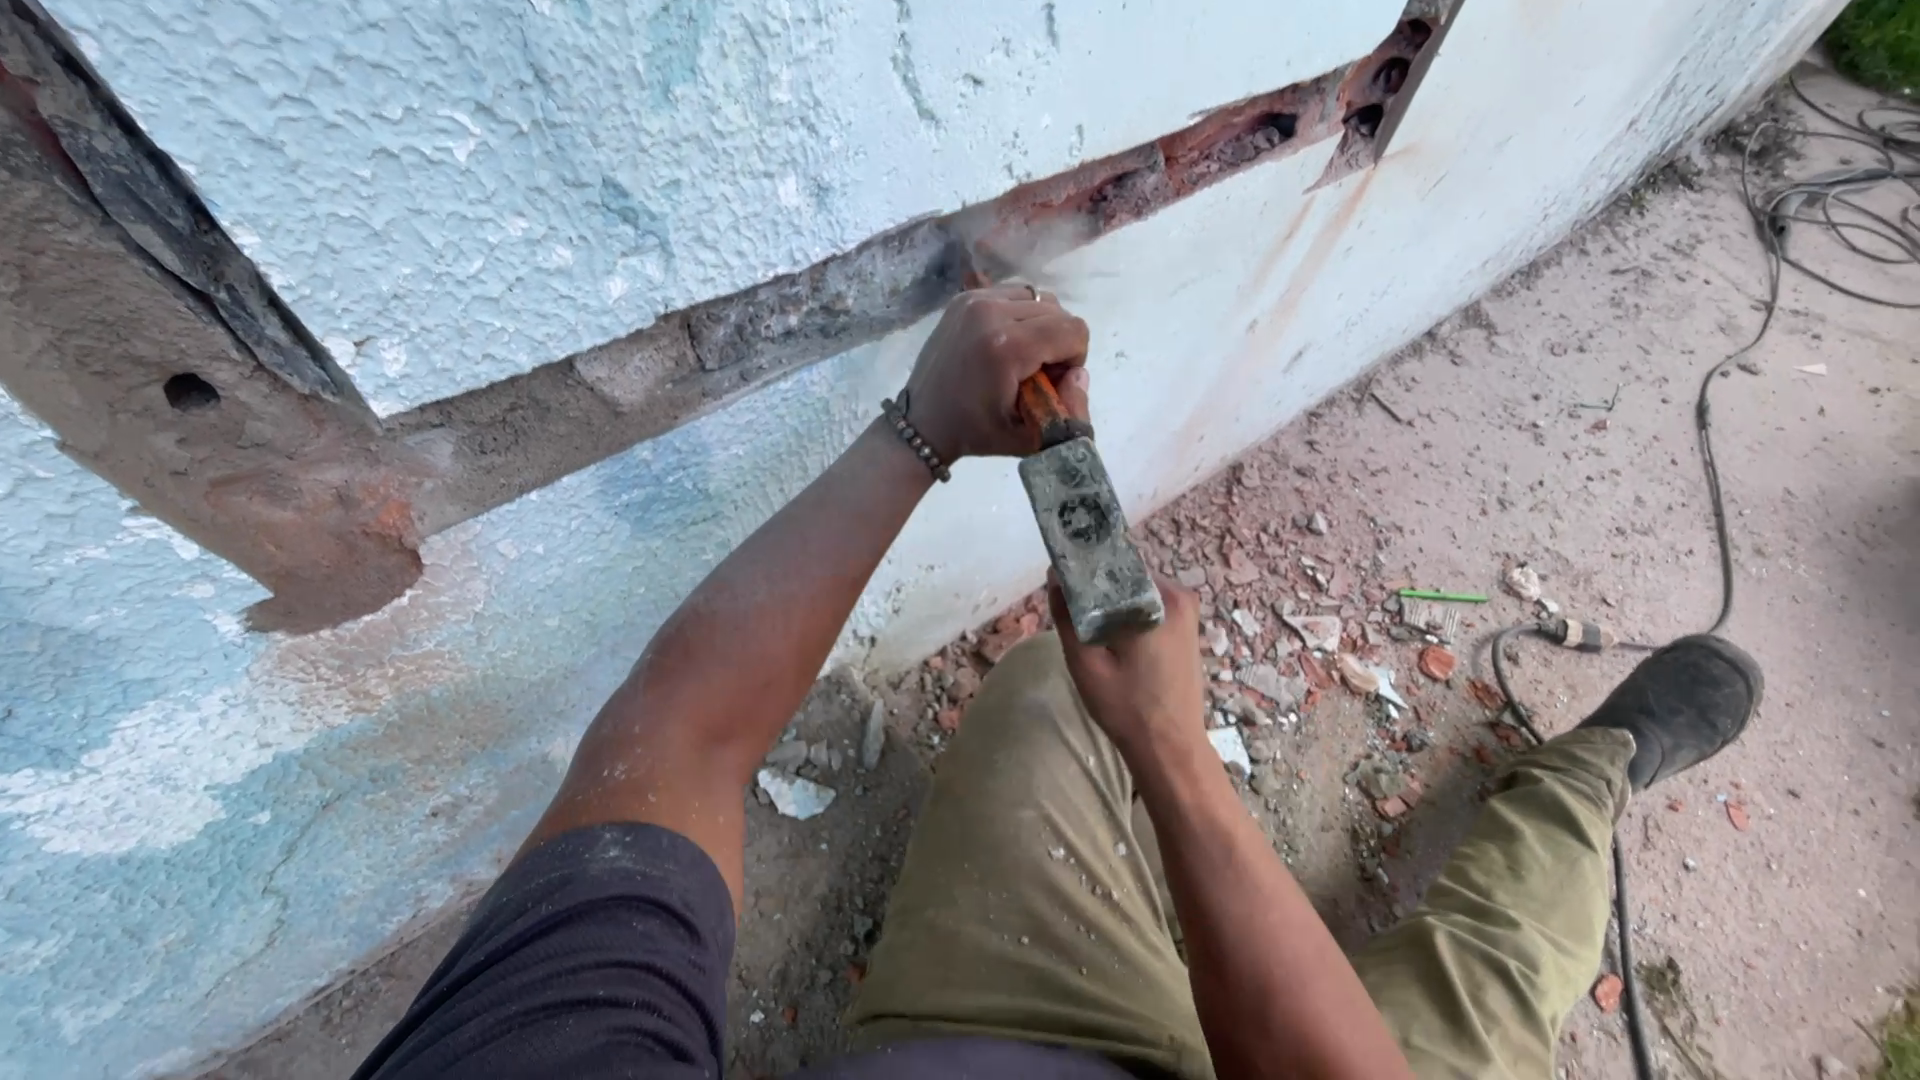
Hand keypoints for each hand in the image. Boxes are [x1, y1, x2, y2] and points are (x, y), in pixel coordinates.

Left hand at [902, 285, 1090, 459]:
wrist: (922, 422)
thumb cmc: (975, 434)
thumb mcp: (1028, 437)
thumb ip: (1068, 410)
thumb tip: (1079, 374)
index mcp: (1008, 347)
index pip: (1073, 330)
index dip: (1074, 358)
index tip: (1052, 381)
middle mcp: (991, 312)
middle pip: (1058, 311)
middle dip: (1058, 343)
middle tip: (1036, 373)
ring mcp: (975, 300)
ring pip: (1037, 298)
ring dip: (1040, 326)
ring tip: (1021, 356)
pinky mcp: (964, 298)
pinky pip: (1012, 294)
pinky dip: (1019, 315)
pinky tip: (1004, 343)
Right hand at [1048, 570, 1209, 762]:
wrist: (1170, 748)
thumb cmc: (1126, 708)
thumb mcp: (1085, 663)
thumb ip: (1067, 616)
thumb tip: (1055, 576)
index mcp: (1158, 600)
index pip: (1113, 561)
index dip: (1084, 566)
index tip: (1061, 579)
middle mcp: (1178, 597)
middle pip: (1125, 575)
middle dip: (1097, 587)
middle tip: (1071, 610)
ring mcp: (1187, 613)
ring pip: (1136, 591)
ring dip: (1112, 603)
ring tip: (1088, 627)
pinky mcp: (1187, 629)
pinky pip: (1149, 606)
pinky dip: (1128, 614)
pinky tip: (1111, 639)